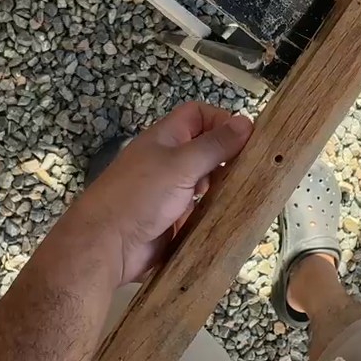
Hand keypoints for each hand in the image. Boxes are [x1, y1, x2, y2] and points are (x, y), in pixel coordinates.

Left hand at [52, 102, 252, 285]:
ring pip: (208, 181)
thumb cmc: (140, 195)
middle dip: (229, 158)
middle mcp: (170, 160)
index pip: (199, 115)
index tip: (247, 140)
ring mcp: (172, 191)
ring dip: (225, 186)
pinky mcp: (176, 219)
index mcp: (167, 138)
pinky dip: (217, 211)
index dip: (222, 121)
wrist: (106, 246)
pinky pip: (202, 209)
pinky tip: (234, 216)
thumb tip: (247, 122)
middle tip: (254, 171)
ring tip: (246, 194)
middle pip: (207, 149)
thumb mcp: (181, 164)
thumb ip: (214, 145)